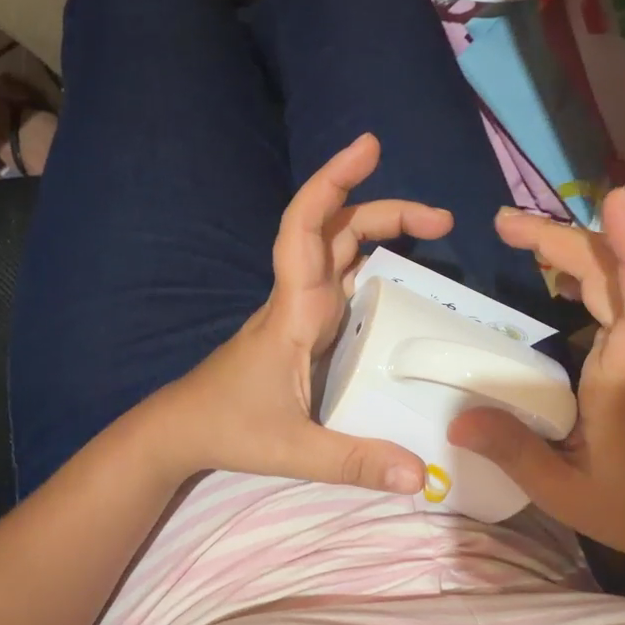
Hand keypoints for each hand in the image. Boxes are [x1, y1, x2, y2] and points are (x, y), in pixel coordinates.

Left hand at [158, 134, 452, 493]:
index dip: (332, 183)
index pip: (305, 230)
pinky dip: (372, 263)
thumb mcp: (294, 450)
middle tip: (443, 219)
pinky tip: (402, 277)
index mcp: (292, 311)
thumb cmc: (229, 428)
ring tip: (433, 232)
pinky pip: (341, 279)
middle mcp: (297, 299)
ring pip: (339, 250)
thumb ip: (354, 462)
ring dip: (379, 230)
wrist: (181, 429)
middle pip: (336, 230)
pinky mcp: (302, 326)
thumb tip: (421, 476)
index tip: (368, 148)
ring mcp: (299, 309)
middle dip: (385, 210)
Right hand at [448, 187, 624, 577]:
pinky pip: (623, 305)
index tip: (616, 198)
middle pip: (620, 275)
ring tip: (520, 238)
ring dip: (577, 253)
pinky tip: (560, 284)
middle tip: (502, 224)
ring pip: (623, 285)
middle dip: (565, 239)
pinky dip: (590, 279)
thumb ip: (513, 451)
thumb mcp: (564, 493)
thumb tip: (454, 419)